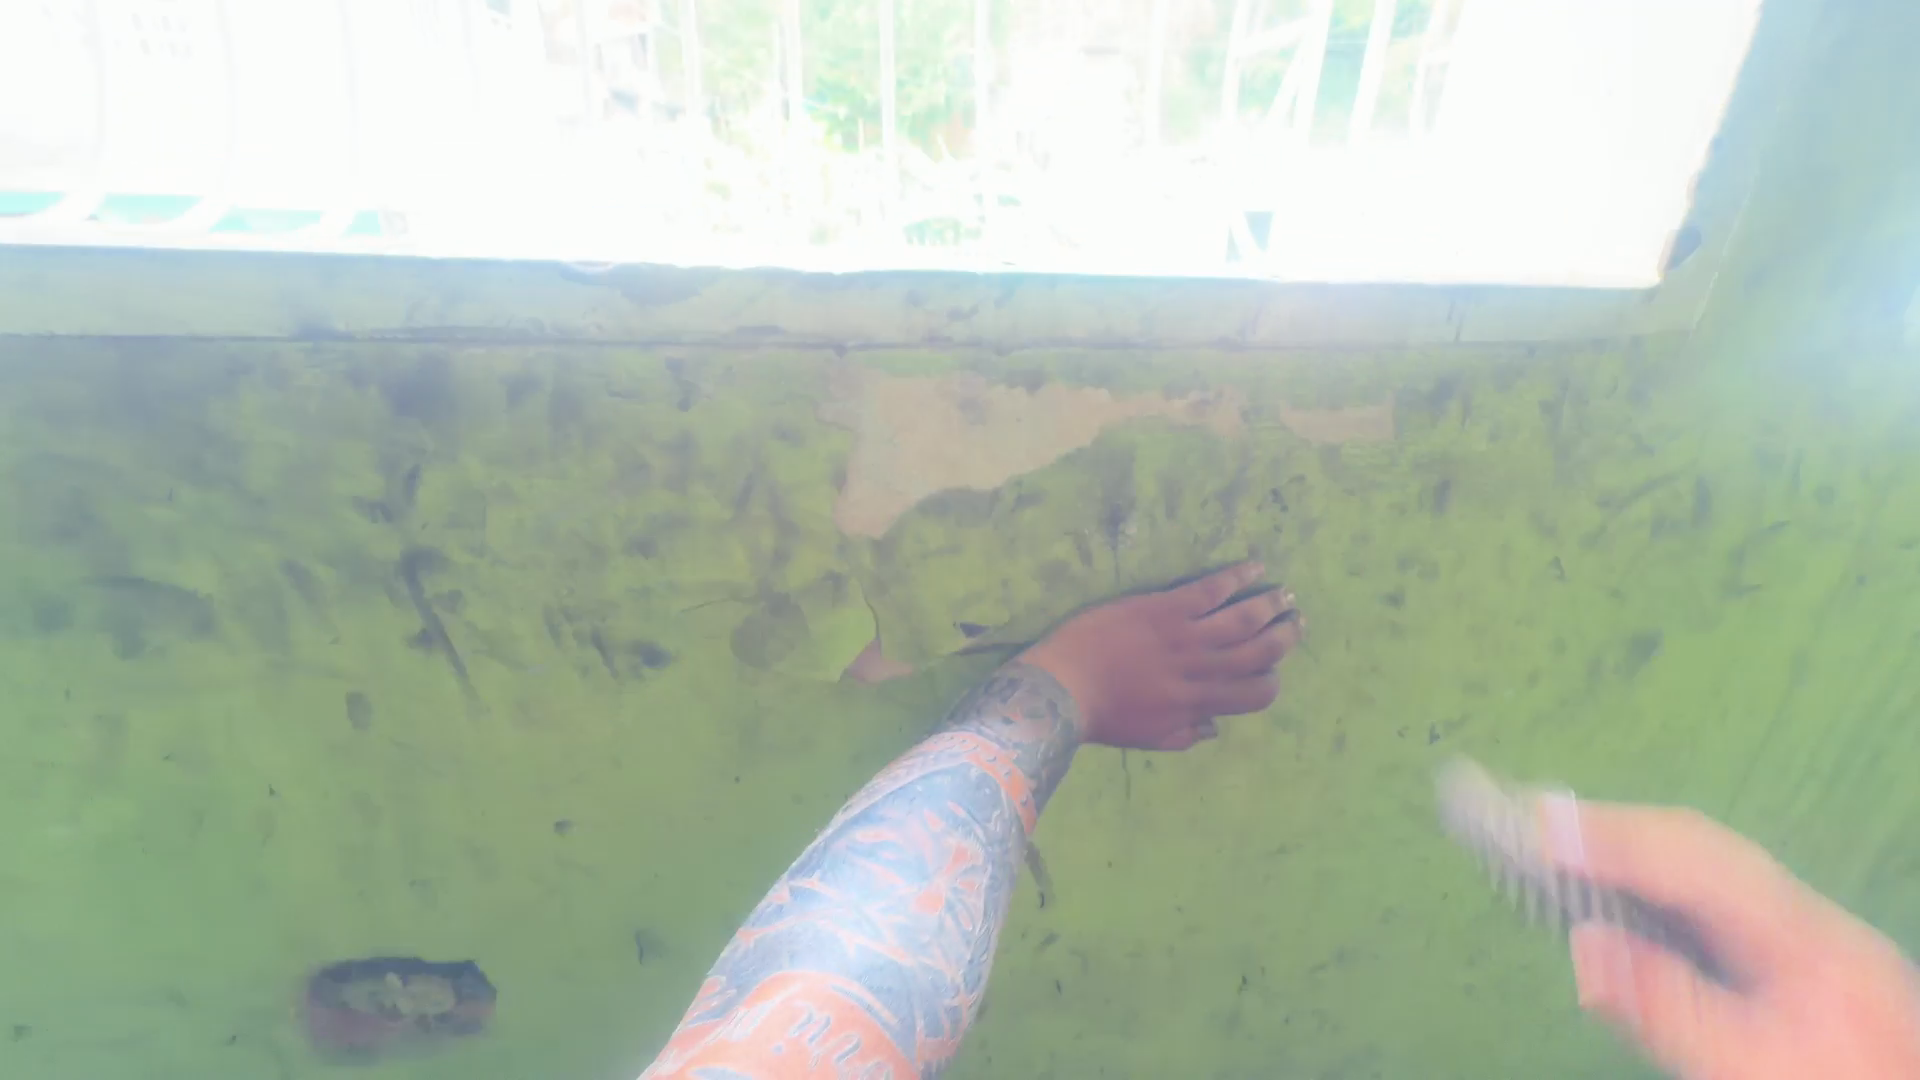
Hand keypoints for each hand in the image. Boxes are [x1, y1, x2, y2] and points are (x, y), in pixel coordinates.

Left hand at [1016, 561, 1302, 750]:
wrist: (1064, 686)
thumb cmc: (1102, 714)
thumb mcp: (1148, 737)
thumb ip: (1186, 734)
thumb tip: (1215, 727)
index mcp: (1197, 703)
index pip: (1254, 695)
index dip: (1271, 682)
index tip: (1274, 671)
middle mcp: (1200, 669)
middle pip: (1258, 653)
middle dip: (1284, 638)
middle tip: (1297, 623)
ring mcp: (1184, 636)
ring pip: (1243, 619)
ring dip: (1270, 605)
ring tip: (1287, 594)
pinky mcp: (1164, 608)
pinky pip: (1210, 589)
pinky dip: (1237, 577)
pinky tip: (1254, 567)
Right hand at [1541, 798, 1919, 1079]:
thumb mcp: (1748, 1067)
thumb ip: (1667, 1009)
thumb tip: (1582, 941)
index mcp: (1808, 939)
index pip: (1699, 865)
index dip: (1614, 842)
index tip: (1539, 834)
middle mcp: (1801, 912)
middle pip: (1695, 841)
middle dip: (1607, 824)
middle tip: (1527, 816)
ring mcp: (1792, 920)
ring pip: (1694, 851)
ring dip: (1616, 834)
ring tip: (1546, 829)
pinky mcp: (1773, 937)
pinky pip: (1693, 873)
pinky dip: (1633, 857)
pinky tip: (1596, 863)